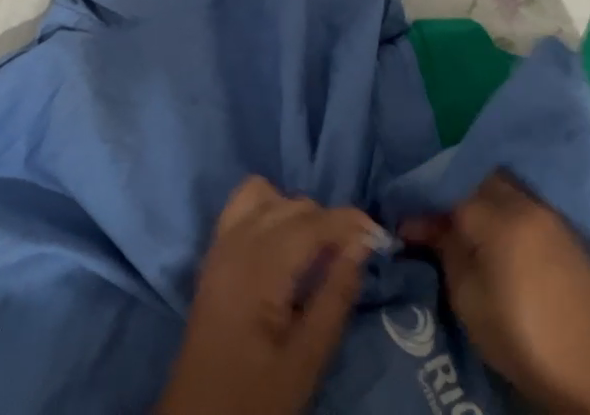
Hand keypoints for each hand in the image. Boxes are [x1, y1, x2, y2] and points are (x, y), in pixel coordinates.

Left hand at [154, 176, 379, 414]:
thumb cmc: (258, 393)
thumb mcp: (308, 356)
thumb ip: (335, 295)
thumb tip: (361, 244)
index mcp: (257, 270)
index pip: (309, 223)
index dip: (347, 222)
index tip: (378, 235)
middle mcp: (233, 245)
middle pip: (288, 205)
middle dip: (327, 219)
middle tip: (355, 252)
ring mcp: (218, 247)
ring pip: (261, 196)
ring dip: (296, 211)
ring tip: (320, 247)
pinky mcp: (211, 256)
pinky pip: (240, 208)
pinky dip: (268, 209)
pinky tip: (286, 241)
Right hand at [401, 175, 589, 414]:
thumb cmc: (520, 337)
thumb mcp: (468, 298)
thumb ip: (445, 249)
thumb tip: (420, 223)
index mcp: (501, 218)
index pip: (449, 192)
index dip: (422, 205)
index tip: (404, 226)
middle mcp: (528, 205)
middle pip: (479, 178)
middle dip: (450, 191)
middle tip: (431, 221)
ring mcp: (551, 216)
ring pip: (503, 187)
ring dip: (477, 197)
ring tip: (459, 227)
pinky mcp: (565, 233)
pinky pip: (523, 203)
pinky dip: (501, 208)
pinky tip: (491, 235)